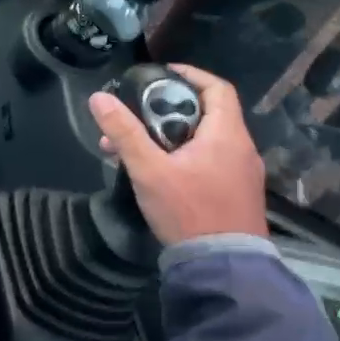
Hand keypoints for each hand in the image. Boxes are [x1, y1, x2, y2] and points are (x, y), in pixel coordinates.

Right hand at [87, 64, 268, 245]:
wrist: (225, 267)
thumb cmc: (189, 211)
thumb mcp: (148, 169)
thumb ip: (123, 132)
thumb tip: (99, 97)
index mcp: (226, 137)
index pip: (218, 89)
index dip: (189, 74)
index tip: (158, 73)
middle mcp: (240, 149)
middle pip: (204, 111)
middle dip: (162, 108)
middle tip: (131, 113)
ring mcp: (239, 171)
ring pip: (201, 136)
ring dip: (164, 133)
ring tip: (128, 146)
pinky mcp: (233, 189)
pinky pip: (205, 156)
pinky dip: (178, 151)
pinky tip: (149, 166)